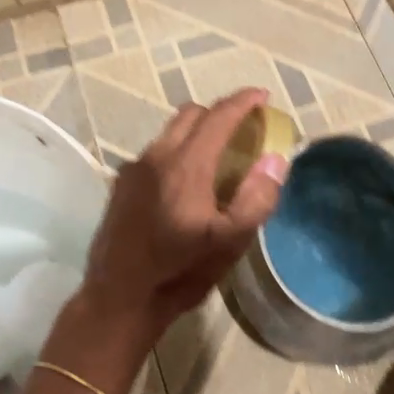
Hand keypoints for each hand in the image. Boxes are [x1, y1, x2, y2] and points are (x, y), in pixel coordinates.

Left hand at [82, 88, 289, 340]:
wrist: (119, 298)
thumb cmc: (179, 272)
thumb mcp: (230, 243)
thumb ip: (256, 197)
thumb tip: (275, 159)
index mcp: (186, 165)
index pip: (218, 117)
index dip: (243, 102)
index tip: (262, 96)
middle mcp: (156, 156)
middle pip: (191, 114)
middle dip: (219, 112)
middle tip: (244, 127)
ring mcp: (134, 170)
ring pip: (169, 133)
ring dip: (196, 132)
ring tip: (217, 155)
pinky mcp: (121, 186)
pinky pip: (155, 153)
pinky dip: (176, 151)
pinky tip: (185, 182)